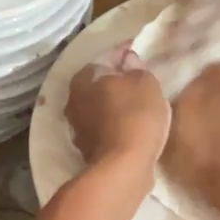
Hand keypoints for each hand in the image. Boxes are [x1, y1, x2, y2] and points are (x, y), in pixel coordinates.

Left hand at [64, 46, 168, 168]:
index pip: (105, 58)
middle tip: (138, 79)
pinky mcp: (89, 151)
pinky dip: (116, 125)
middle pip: (98, 85)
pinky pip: (105, 129)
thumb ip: (136, 68)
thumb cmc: (135, 116)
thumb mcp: (145, 83)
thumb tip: (128, 61)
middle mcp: (73, 102)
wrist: (124, 167)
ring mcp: (78, 129)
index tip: (139, 51)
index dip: (124, 53)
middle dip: (116, 81)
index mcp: (83, 79)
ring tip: (138, 103)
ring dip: (115, 105)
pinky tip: (133, 125)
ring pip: (100, 108)